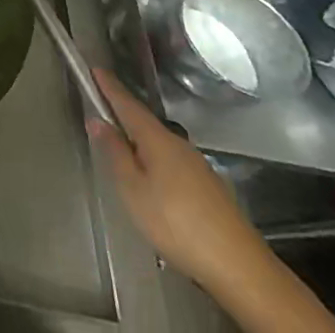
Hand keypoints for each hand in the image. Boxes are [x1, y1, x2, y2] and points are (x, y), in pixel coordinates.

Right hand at [85, 69, 268, 291]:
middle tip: (101, 107)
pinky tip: (150, 178)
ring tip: (120, 147)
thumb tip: (97, 120)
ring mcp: (198, 166)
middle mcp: (180, 145)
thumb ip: (115, 152)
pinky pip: (172, 161)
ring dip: (139, 139)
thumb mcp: (132, 188)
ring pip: (160, 144)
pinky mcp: (208, 187)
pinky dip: (155, 159)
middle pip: (145, 123)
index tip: (95, 68)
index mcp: (158, 140)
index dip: (110, 87)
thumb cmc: (175, 222)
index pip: (128, 105)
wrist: (239, 266)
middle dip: (124, 114)